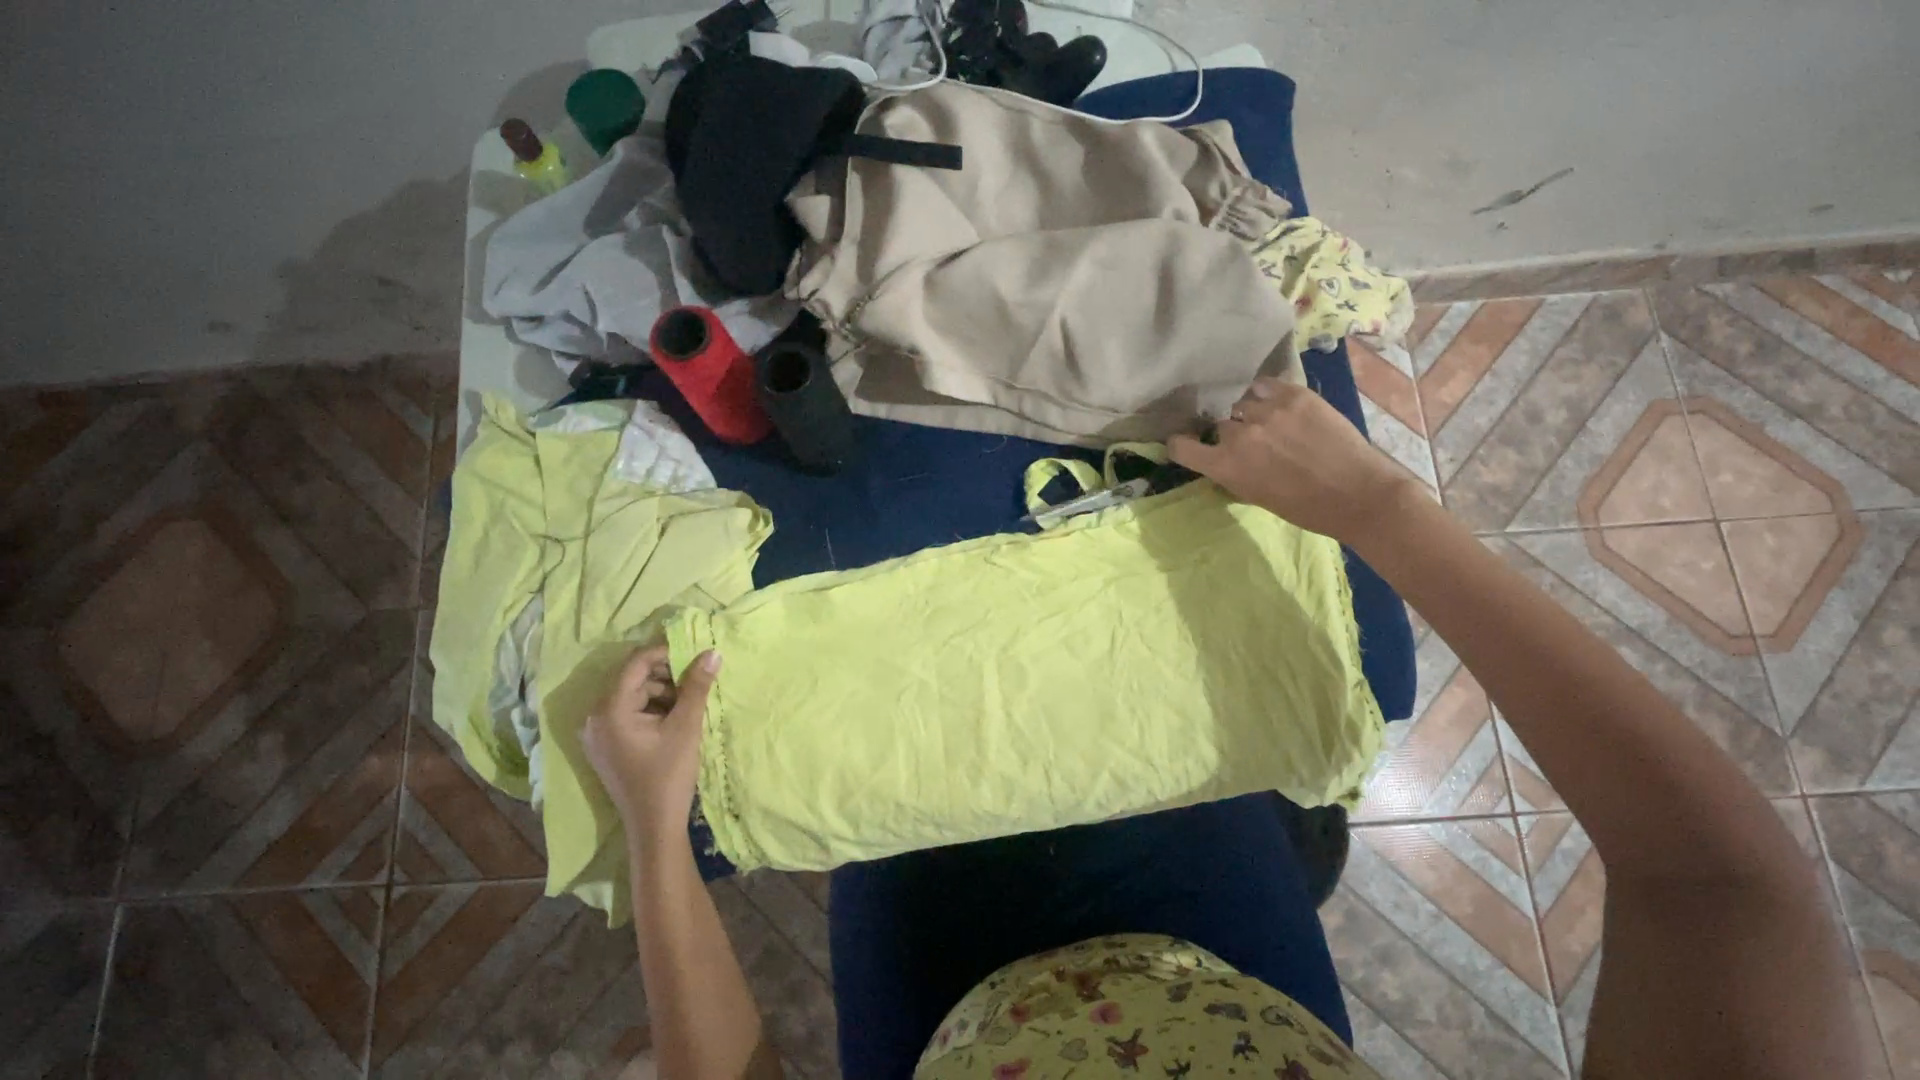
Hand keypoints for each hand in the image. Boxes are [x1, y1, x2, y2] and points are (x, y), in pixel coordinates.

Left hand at [582, 645, 720, 845]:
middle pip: (632, 679)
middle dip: (665, 676)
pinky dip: (650, 710)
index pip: (635, 664)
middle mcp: (594, 717)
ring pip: (632, 696)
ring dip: (660, 693)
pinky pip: (627, 714)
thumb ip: (696, 686)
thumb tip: (712, 652)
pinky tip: (674, 720)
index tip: (694, 654)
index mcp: (609, 710)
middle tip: (695, 682)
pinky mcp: (604, 745)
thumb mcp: (686, 727)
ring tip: (688, 704)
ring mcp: (597, 733)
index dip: (665, 653)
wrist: (654, 826)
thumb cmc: (669, 775)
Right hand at [1169, 378, 1421, 544]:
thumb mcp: (1256, 497)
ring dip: (1250, 411)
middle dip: (1229, 430)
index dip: (1181, 444)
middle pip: (1219, 422)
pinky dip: (1269, 394)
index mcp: (1225, 466)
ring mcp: (1268, 410)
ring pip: (1243, 402)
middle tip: (1248, 438)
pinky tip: (1280, 403)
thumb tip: (1223, 458)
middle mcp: (1240, 434)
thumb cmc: (1306, 509)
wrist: (1357, 493)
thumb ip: (1233, 472)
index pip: (1181, 446)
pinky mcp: (1294, 395)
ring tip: (1268, 418)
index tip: (1188, 443)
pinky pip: (1267, 386)